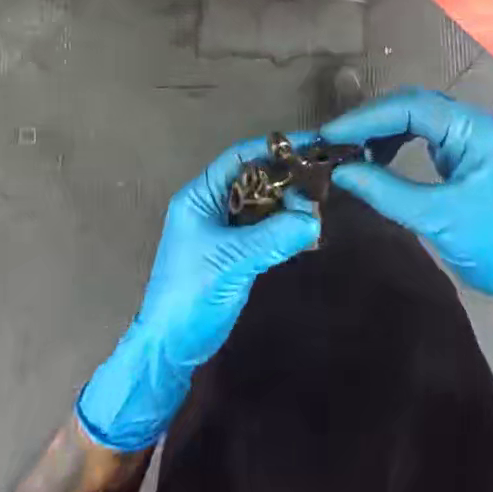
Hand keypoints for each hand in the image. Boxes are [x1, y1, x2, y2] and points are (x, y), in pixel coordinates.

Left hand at [77, 135, 320, 450]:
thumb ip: (272, 238)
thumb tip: (313, 219)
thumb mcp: (231, 261)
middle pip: (256, 178)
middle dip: (288, 179)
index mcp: (201, 197)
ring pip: (264, 203)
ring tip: (318, 208)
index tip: (310, 145)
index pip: (240, 158)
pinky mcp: (238, 250)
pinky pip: (267, 228)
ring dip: (290, 204)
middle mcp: (213, 206)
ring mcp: (226, 229)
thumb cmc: (190, 294)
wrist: (171, 346)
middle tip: (321, 184)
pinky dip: (287, 227)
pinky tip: (309, 232)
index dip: (274, 148)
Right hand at [322, 90, 492, 381]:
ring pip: (432, 123)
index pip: (415, 107)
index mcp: (483, 130)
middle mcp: (489, 124)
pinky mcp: (489, 159)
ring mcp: (491, 141)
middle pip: (423, 108)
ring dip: (392, 134)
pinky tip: (388, 160)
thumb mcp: (438, 219)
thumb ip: (385, 190)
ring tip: (356, 153)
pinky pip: (444, 141)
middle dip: (377, 123)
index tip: (329, 134)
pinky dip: (412, 147)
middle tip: (337, 143)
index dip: (367, 118)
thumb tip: (340, 171)